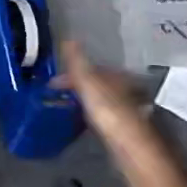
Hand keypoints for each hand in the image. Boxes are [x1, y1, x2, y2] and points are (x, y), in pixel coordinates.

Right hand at [57, 41, 166, 172]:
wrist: (133, 148)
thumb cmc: (110, 112)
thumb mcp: (89, 83)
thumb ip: (77, 62)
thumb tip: (68, 38)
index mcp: (119, 76)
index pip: (93, 68)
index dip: (72, 72)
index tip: (53, 82)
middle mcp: (128, 90)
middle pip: (100, 84)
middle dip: (80, 86)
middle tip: (59, 93)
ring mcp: (130, 111)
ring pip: (104, 101)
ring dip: (87, 102)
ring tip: (68, 108)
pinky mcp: (128, 131)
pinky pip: (106, 117)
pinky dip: (93, 117)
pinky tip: (85, 124)